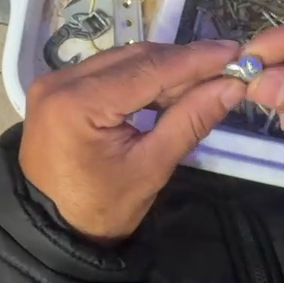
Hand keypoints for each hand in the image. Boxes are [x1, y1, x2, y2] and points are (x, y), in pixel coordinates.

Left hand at [20, 41, 246, 241]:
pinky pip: (107, 70)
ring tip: (205, 76)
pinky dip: (140, 75)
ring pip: (122, 59)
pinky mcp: (56, 87)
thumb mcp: (151, 167)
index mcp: (78, 102)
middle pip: (134, 57)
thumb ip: (190, 120)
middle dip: (182, 61)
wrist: (49, 230)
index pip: (148, 68)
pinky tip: (169, 86)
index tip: (234, 53)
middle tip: (227, 65)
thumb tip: (231, 86)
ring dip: (164, 66)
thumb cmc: (101, 208)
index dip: (195, 59)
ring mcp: (54, 81)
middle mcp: (61, 81)